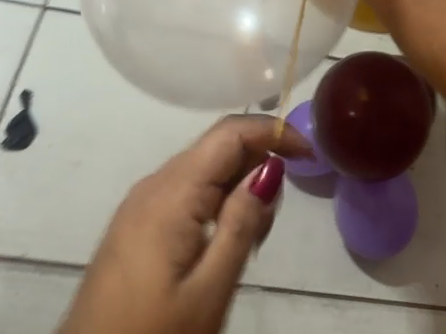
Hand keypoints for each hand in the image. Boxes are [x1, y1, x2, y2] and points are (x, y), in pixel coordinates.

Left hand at [59, 116, 309, 333]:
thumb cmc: (153, 333)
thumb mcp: (210, 289)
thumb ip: (243, 223)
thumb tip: (271, 167)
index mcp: (172, 192)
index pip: (230, 133)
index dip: (274, 132)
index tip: (310, 156)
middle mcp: (153, 185)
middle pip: (218, 147)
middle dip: (258, 165)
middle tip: (274, 221)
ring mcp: (140, 204)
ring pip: (203, 170)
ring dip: (237, 188)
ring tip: (251, 241)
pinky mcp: (135, 225)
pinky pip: (186, 193)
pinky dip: (215, 203)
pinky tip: (222, 244)